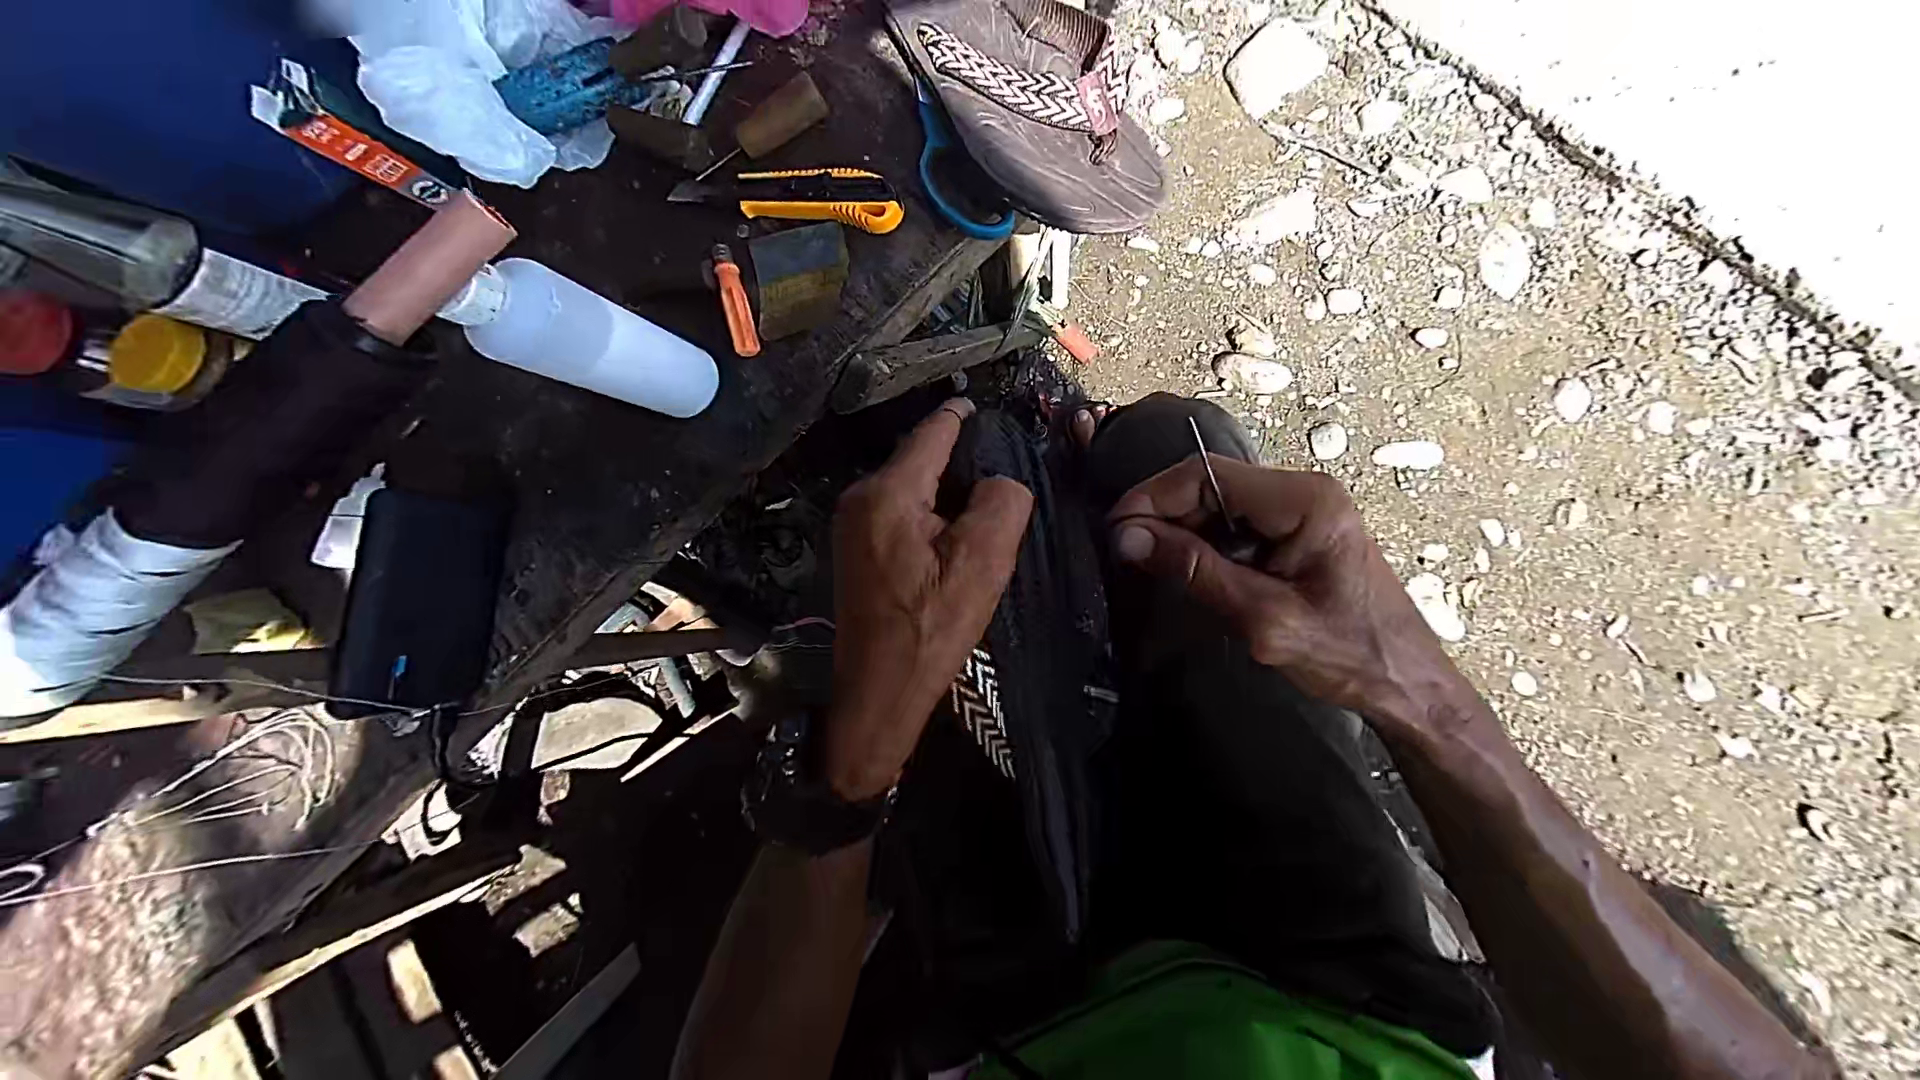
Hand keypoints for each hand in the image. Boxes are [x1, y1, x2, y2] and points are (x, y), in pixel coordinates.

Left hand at [824, 399, 1033, 798]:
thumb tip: (997, 479)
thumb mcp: (983, 564)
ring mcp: (848, 524)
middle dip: (956, 460)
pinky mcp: (851, 549)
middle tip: (995, 476)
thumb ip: (1001, 502)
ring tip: (976, 510)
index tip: (979, 405)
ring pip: (907, 485)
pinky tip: (945, 538)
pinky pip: (895, 511)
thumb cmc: (931, 629)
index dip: (960, 415)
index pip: (932, 433)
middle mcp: (859, 498)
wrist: (878, 691)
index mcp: (889, 493)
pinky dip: (923, 513)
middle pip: (917, 458)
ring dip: (941, 491)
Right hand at [1106, 456, 1466, 734]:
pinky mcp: (1292, 534)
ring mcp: (1299, 512)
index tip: (1116, 527)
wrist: (1407, 685)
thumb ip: (1195, 571)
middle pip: (1208, 484)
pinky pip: (1231, 525)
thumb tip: (1129, 538)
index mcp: (1305, 501)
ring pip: (1215, 504)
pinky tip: (1182, 569)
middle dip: (1161, 514)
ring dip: (1178, 530)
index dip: (1152, 496)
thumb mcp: (1264, 617)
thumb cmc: (1350, 654)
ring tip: (1145, 562)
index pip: (1206, 475)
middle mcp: (1302, 493)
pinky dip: (1200, 544)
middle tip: (1124, 550)